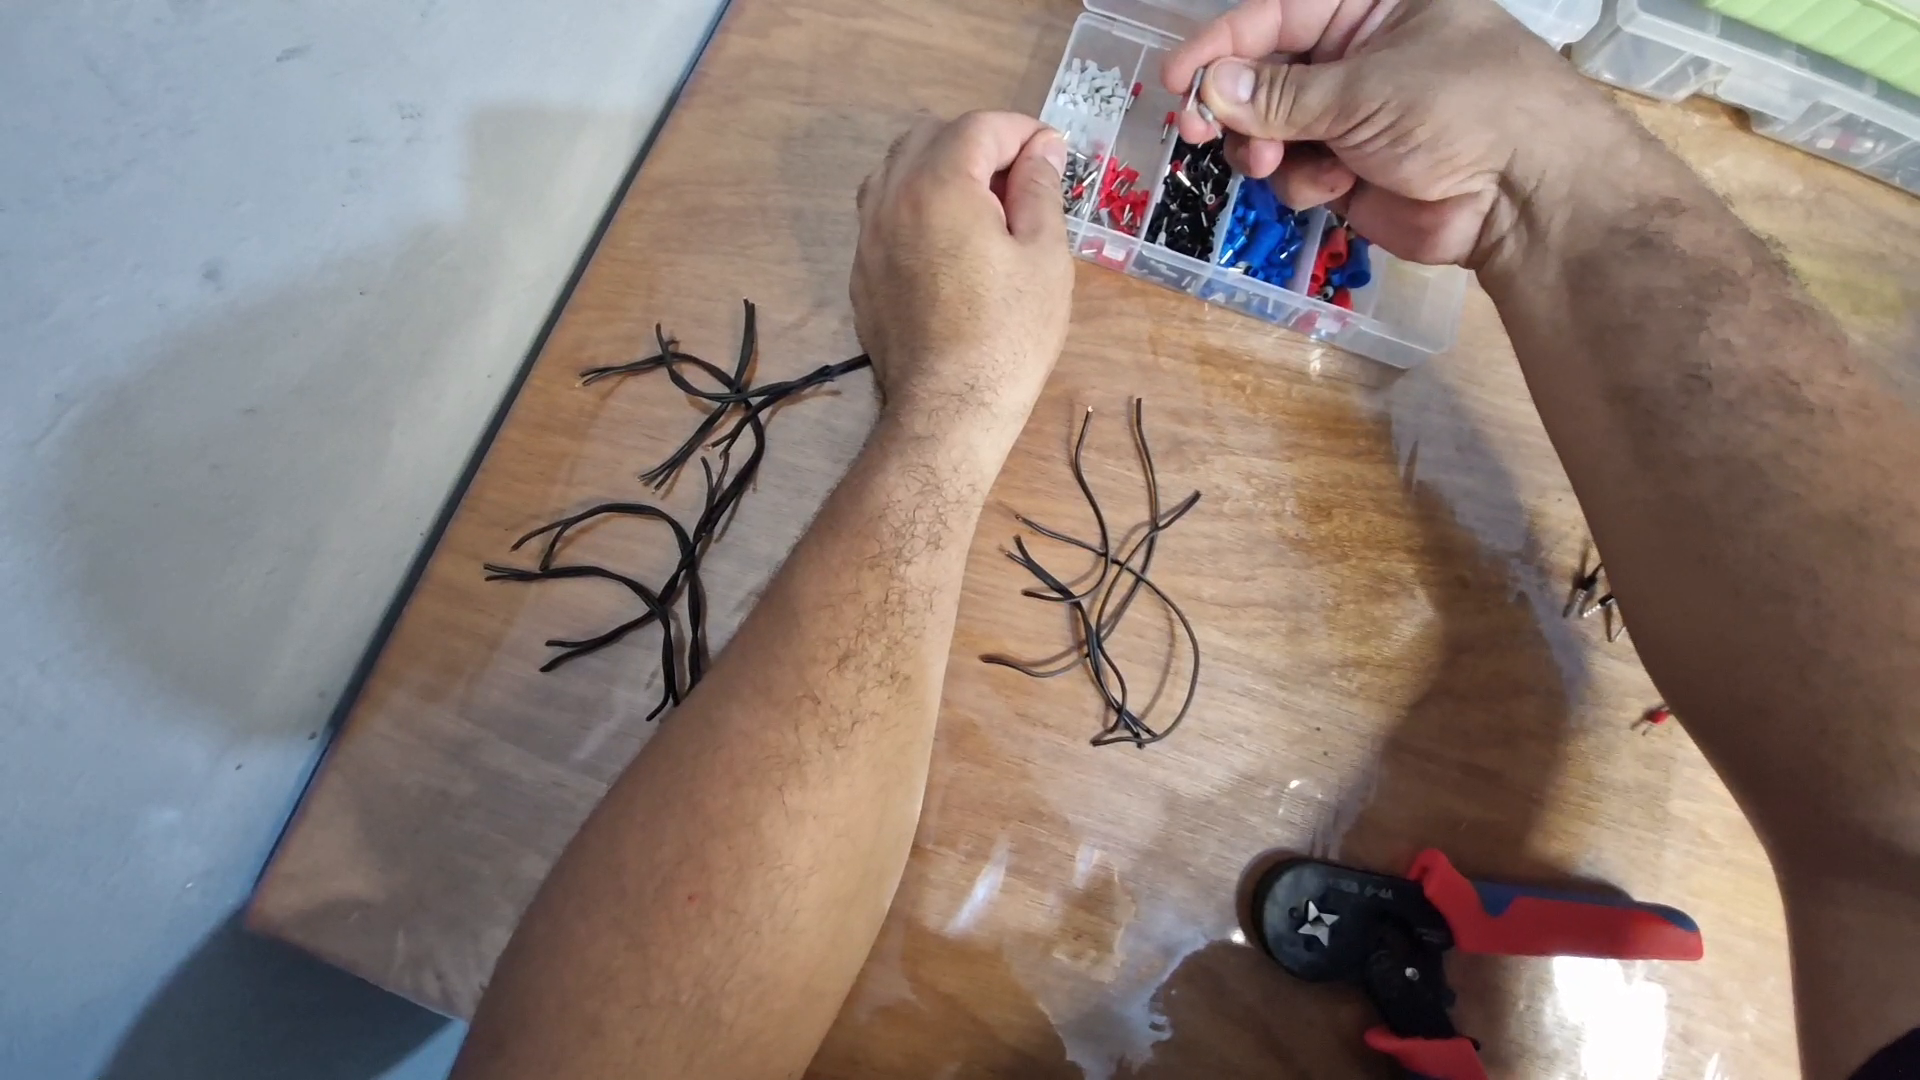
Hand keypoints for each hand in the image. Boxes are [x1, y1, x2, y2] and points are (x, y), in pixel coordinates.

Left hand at [852, 111, 1075, 448]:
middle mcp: (890, 201)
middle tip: (1016, 184)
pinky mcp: (861, 278)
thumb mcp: (1044, 258)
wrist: (949, 410)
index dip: (1022, 132)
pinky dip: (915, 212)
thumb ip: (1040, 190)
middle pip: (929, 138)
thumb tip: (1042, 148)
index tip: (1051, 156)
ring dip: (938, 173)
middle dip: (977, 146)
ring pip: (896, 174)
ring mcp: (867, 241)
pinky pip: (883, 219)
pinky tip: (946, 250)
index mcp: (938, 186)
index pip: (979, 127)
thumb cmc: (1008, 337)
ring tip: (979, 212)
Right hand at [1162, 0, 1637, 265]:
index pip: (1276, 15)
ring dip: (1266, 150)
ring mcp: (1343, 118)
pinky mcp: (1341, 170)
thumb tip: (1210, 89)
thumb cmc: (1459, 108)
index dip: (1222, 46)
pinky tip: (1337, 185)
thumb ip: (1282, 95)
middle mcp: (1350, 58)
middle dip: (1234, 108)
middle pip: (1261, 77)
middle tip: (1200, 132)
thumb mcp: (1367, 88)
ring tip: (1279, 163)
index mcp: (1368, 6)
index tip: (1176, 79)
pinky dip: (1304, 182)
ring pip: (1268, 131)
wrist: (1515, 194)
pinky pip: (1293, 172)